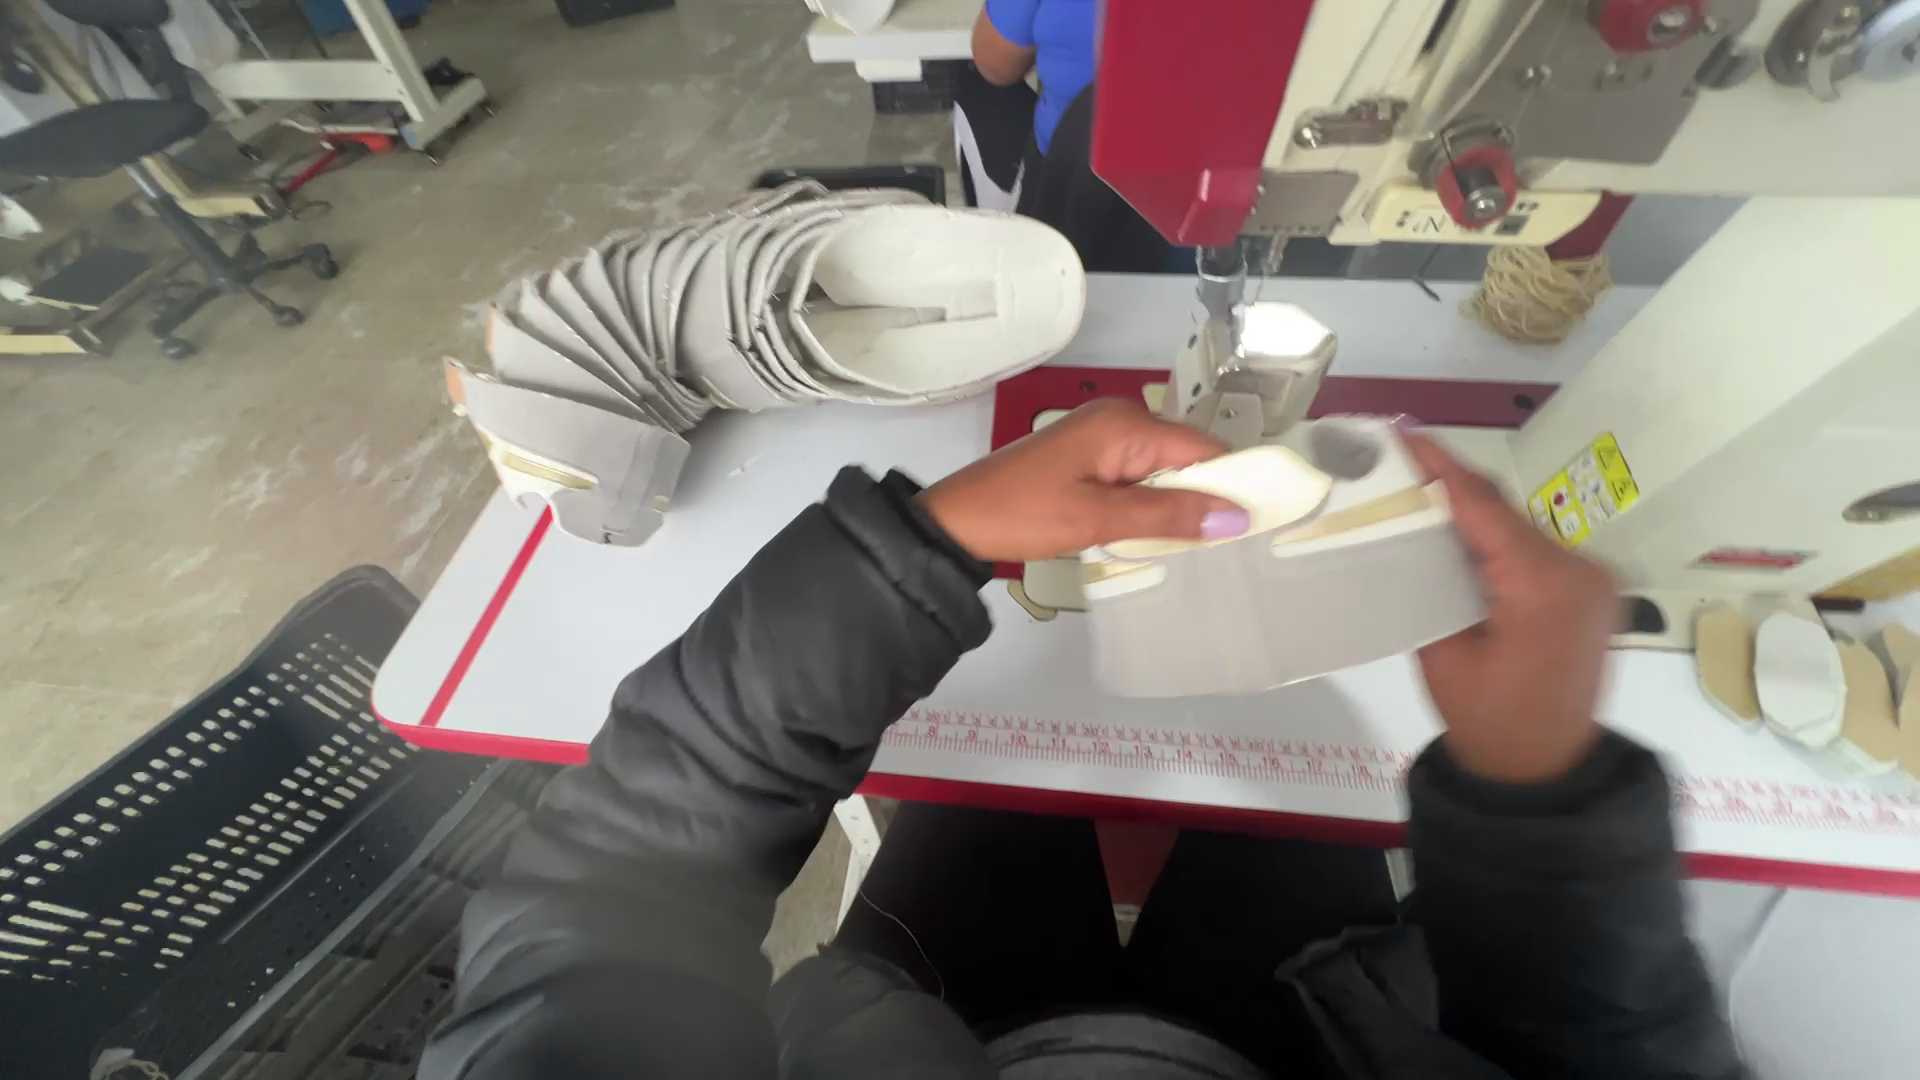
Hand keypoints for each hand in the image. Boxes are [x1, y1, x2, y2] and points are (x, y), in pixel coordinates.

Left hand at [920, 398, 1249, 562]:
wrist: (958, 519)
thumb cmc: (1023, 514)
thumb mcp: (1098, 518)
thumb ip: (1167, 515)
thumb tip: (1235, 517)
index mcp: (1125, 424)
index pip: (1204, 447)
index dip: (1233, 483)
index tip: (1256, 524)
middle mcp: (1118, 417)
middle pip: (1185, 454)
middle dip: (1202, 496)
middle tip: (1218, 544)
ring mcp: (1100, 433)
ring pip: (1161, 467)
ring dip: (1173, 502)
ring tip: (1185, 543)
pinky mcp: (1086, 453)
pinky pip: (1135, 472)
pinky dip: (1147, 499)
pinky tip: (1148, 529)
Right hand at [1402, 427, 1615, 783]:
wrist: (1543, 766)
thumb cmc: (1483, 715)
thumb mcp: (1440, 648)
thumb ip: (1432, 583)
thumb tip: (1409, 534)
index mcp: (1541, 585)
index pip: (1482, 507)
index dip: (1437, 465)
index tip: (1399, 433)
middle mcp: (1577, 569)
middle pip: (1499, 508)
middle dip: (1445, 478)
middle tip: (1391, 454)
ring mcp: (1587, 577)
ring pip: (1511, 523)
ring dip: (1462, 503)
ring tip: (1409, 481)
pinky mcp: (1581, 588)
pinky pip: (1523, 544)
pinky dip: (1483, 529)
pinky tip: (1446, 522)